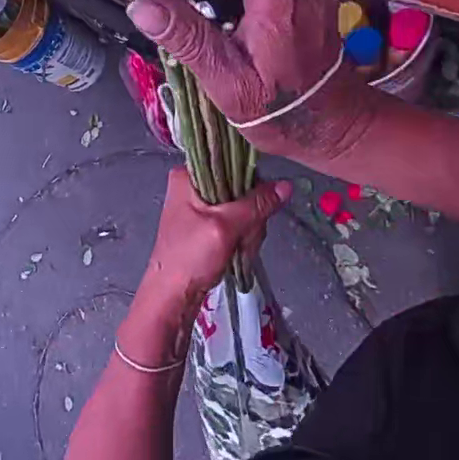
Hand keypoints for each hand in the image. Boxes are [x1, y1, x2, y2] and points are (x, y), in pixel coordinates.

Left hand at [143, 168, 290, 306]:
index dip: (249, 183)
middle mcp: (191, 187)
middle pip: (239, 188)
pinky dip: (241, 239)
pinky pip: (235, 224)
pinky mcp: (206, 227)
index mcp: (186, 176)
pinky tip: (238, 252)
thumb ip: (256, 204)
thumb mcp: (225, 227)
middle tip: (242, 236)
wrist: (172, 296)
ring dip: (247, 232)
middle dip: (249, 216)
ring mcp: (199, 208)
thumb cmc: (190, 257)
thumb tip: (286, 184)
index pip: (230, 163)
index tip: (254, 205)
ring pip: (241, 209)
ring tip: (238, 249)